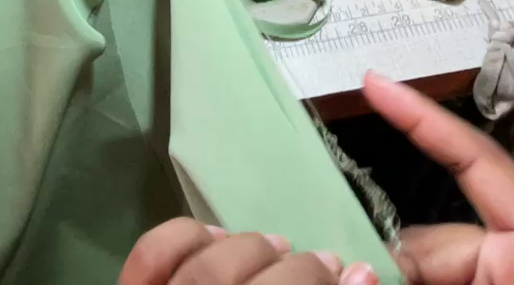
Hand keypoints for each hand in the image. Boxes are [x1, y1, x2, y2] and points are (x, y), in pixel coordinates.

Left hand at [120, 218, 380, 284]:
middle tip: (321, 261)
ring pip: (203, 269)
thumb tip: (363, 275)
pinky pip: (151, 254)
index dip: (317, 284)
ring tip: (277, 245)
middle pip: (232, 284)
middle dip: (292, 269)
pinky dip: (185, 234)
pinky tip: (218, 236)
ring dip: (248, 247)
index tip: (350, 271)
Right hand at [363, 71, 513, 284]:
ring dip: (399, 274)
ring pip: (430, 261)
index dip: (423, 118)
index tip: (374, 82)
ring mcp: (511, 276)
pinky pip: (438, 280)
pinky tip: (386, 283)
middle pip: (437, 231)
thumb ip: (439, 269)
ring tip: (373, 280)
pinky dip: (411, 283)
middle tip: (360, 272)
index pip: (477, 160)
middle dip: (396, 255)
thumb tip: (360, 267)